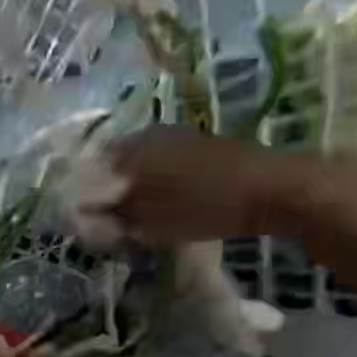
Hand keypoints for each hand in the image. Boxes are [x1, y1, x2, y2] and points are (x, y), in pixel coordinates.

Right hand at [75, 127, 283, 245]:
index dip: (87, 196)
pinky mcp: (200, 146)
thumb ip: (115, 217)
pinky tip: (163, 204)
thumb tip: (86, 217)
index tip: (89, 221)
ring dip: (133, 189)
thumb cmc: (204, 207)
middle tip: (112, 222)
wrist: (270, 190)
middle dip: (110, 192)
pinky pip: (164, 165)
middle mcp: (151, 134)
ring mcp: (178, 137)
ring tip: (136, 216)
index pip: (93, 169)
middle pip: (116, 165)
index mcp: (133, 148)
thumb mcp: (152, 221)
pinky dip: (156, 184)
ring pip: (141, 165)